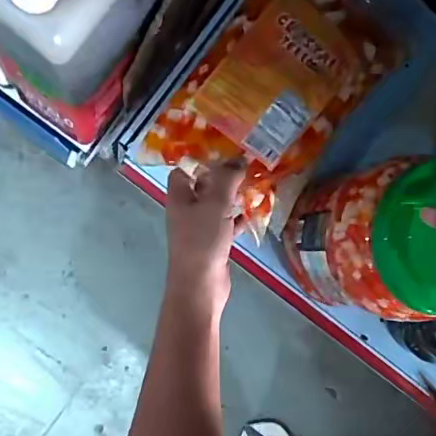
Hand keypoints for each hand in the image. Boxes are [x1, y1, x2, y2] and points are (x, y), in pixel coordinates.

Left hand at [164, 161, 243, 311]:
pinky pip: (227, 224)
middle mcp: (186, 211)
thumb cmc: (202, 240)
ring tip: (256, 183)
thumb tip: (239, 159)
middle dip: (223, 176)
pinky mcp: (213, 243)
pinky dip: (239, 218)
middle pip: (203, 186)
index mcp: (179, 197)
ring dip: (234, 196)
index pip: (183, 170)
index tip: (225, 150)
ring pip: (217, 205)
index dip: (200, 159)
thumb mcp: (215, 203)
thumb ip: (227, 179)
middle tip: (248, 164)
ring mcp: (199, 228)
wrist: (200, 285)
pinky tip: (256, 212)